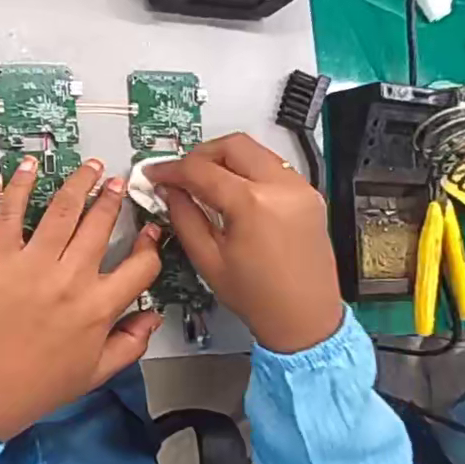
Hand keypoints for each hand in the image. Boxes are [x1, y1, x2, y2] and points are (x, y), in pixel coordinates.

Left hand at [0, 156, 163, 440]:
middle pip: (101, 226)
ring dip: (79, 184)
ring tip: (90, 168)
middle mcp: (72, 280)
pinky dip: (18, 187)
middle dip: (112, 199)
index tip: (150, 232)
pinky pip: (11, 214)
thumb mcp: (96, 372)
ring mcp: (34, 265)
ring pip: (63, 211)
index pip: (140, 266)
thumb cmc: (40, 384)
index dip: (151, 246)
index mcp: (100, 308)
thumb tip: (152, 316)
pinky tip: (29, 166)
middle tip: (116, 183)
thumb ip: (131, 343)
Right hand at [145, 133, 343, 353]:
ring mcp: (300, 189)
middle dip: (199, 155)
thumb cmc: (260, 298)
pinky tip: (230, 190)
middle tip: (179, 174)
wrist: (306, 318)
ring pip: (254, 150)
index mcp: (253, 204)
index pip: (200, 170)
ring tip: (203, 182)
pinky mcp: (309, 195)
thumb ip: (183, 216)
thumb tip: (169, 191)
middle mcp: (282, 188)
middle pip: (231, 145)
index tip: (155, 173)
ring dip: (223, 159)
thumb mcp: (207, 258)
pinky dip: (246, 169)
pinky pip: (271, 166)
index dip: (170, 169)